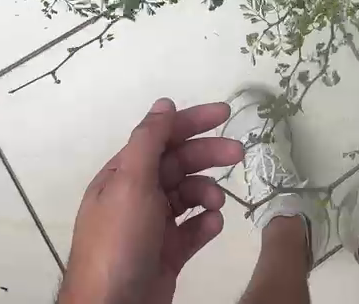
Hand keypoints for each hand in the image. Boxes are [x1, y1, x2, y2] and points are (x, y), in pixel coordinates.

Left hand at [58, 99, 244, 303]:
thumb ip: (149, 140)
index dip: (192, 122)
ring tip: (218, 203)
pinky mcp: (166, 254)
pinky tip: (212, 225)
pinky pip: (192, 229)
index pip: (161, 138)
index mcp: (123, 177)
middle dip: (209, 156)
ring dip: (208, 192)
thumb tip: (164, 103)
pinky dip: (205, 223)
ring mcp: (151, 227)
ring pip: (188, 195)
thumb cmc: (119, 242)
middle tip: (239, 153)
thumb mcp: (131, 184)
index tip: (225, 113)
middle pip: (179, 164)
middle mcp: (136, 197)